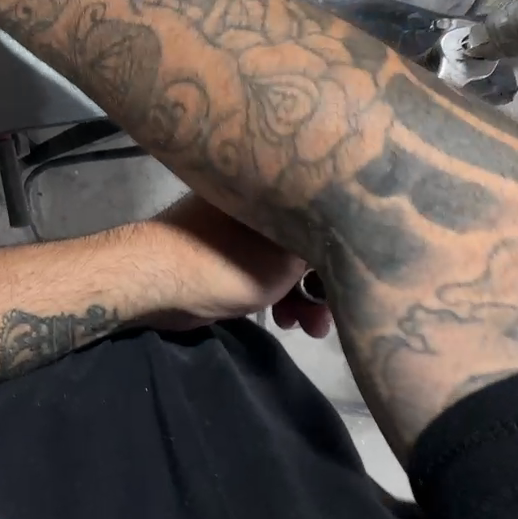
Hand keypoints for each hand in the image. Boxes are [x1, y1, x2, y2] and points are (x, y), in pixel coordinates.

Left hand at [140, 194, 332, 337]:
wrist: (158, 281)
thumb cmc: (227, 261)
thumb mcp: (288, 255)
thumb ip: (321, 247)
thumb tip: (343, 241)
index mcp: (268, 189)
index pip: (323, 215)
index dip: (346, 249)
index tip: (359, 281)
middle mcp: (253, 205)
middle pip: (305, 243)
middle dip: (323, 283)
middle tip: (332, 315)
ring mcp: (234, 234)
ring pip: (284, 264)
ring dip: (303, 297)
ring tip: (310, 329)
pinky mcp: (222, 259)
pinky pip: (263, 275)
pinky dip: (278, 296)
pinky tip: (286, 322)